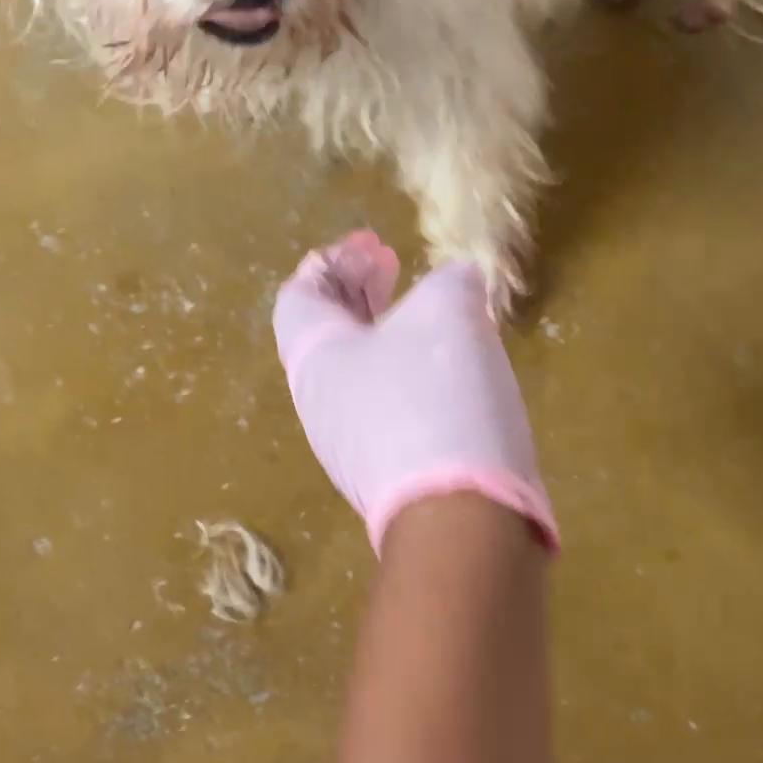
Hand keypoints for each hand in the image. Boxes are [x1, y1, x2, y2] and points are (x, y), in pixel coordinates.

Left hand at [272, 231, 557, 553]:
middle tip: (397, 274)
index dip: (334, 262)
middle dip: (362, 298)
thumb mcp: (451, 313)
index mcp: (316, 359)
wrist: (463, 515)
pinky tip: (453, 379)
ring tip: (432, 324)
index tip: (376, 247)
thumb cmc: (440, 397)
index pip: (300, 297)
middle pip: (329, 338)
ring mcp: (356, 449)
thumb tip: (457, 284)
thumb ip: (450, 283)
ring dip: (391, 340)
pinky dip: (413, 381)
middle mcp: (323, 406)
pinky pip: (392, 413)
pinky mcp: (394, 479)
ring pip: (362, 378)